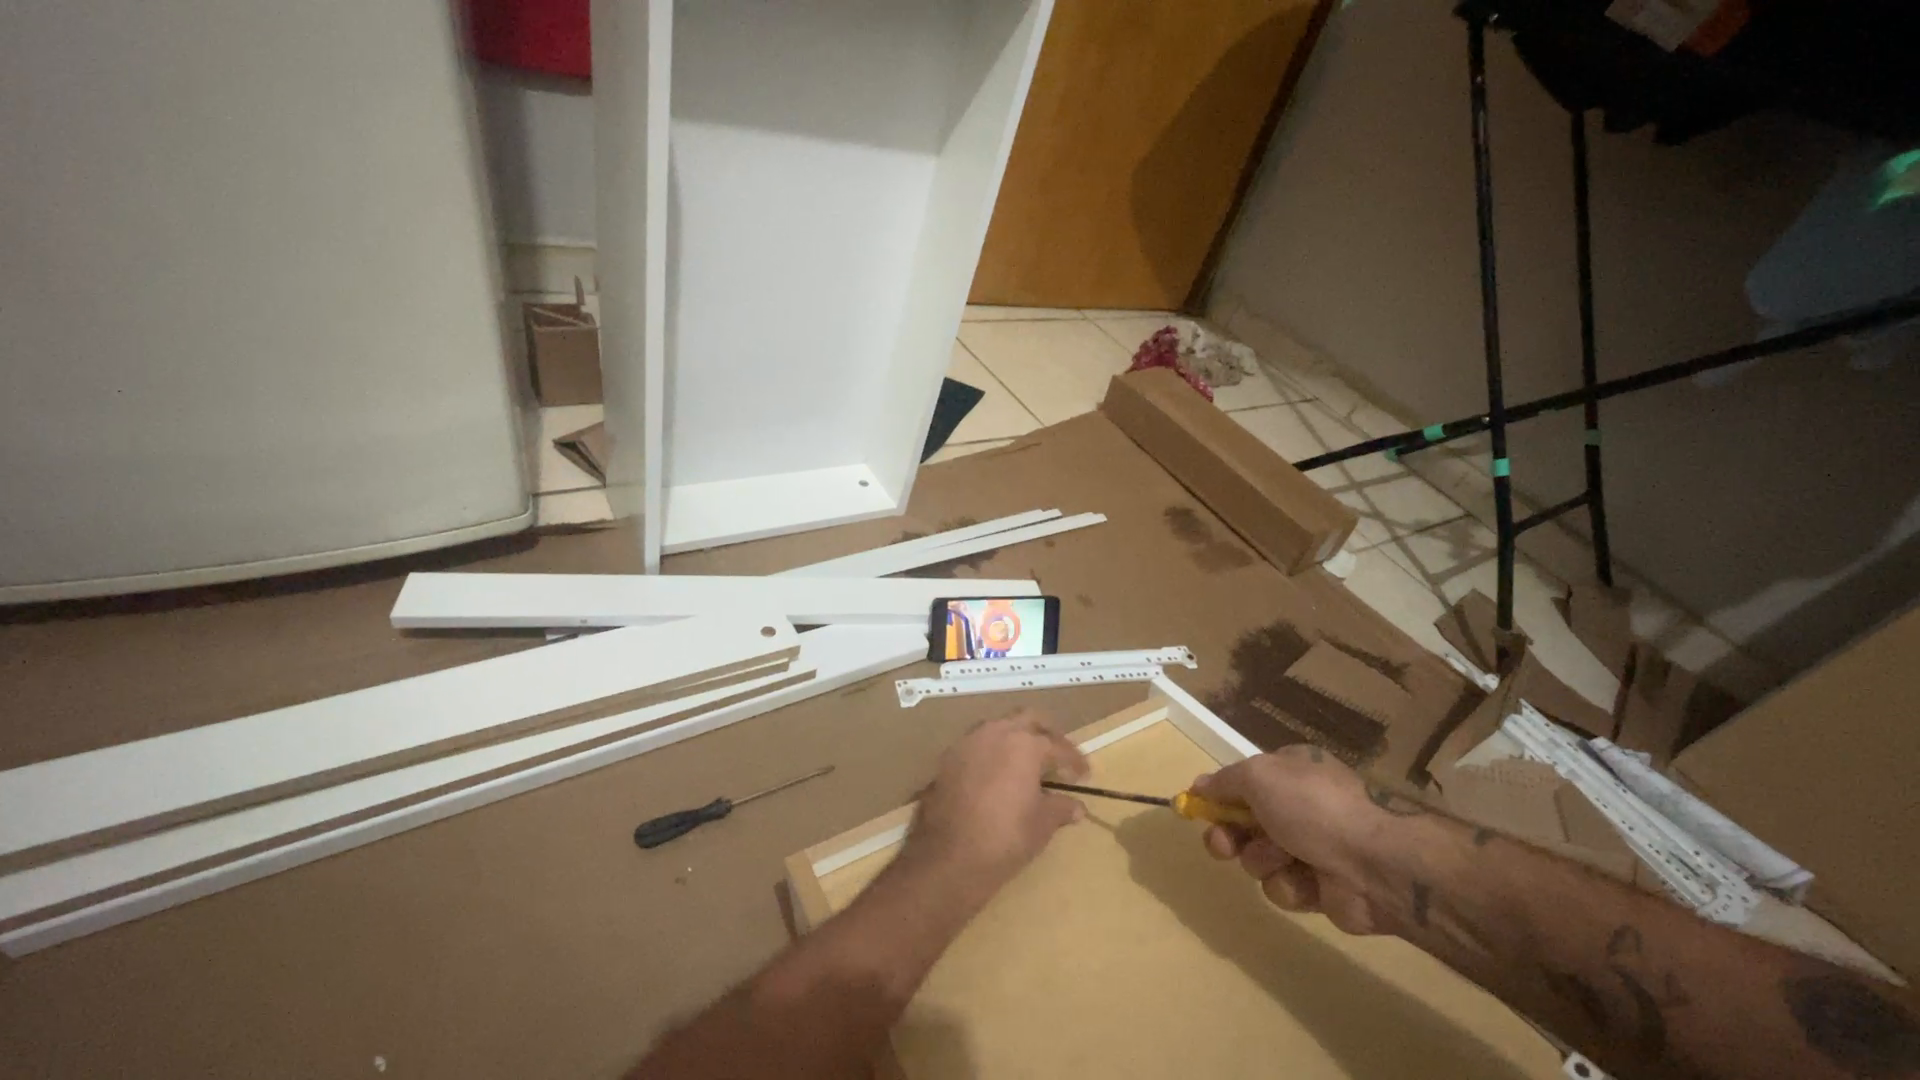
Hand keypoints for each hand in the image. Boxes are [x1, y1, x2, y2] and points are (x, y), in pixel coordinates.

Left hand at [904, 711, 1089, 891]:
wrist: (948, 856)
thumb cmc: (1005, 837)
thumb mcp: (1042, 824)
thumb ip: (1060, 808)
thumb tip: (1077, 807)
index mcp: (1024, 744)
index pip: (1058, 746)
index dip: (1075, 761)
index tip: (1085, 775)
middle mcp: (995, 733)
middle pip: (1027, 720)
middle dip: (1046, 734)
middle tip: (1057, 756)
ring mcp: (967, 743)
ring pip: (998, 728)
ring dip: (1015, 739)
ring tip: (1028, 763)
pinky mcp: (947, 759)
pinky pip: (977, 745)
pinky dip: (992, 753)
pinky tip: (998, 775)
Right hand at [1192, 746, 1425, 934]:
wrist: (1376, 864)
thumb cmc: (1314, 807)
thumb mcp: (1260, 776)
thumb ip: (1224, 781)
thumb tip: (1199, 785)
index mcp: (1290, 771)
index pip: (1242, 782)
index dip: (1219, 797)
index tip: (1199, 809)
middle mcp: (1299, 806)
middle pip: (1243, 823)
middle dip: (1229, 836)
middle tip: (1224, 844)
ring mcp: (1310, 848)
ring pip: (1258, 858)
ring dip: (1263, 860)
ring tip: (1285, 858)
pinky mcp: (1318, 887)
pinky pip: (1282, 888)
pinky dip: (1289, 886)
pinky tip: (1308, 882)